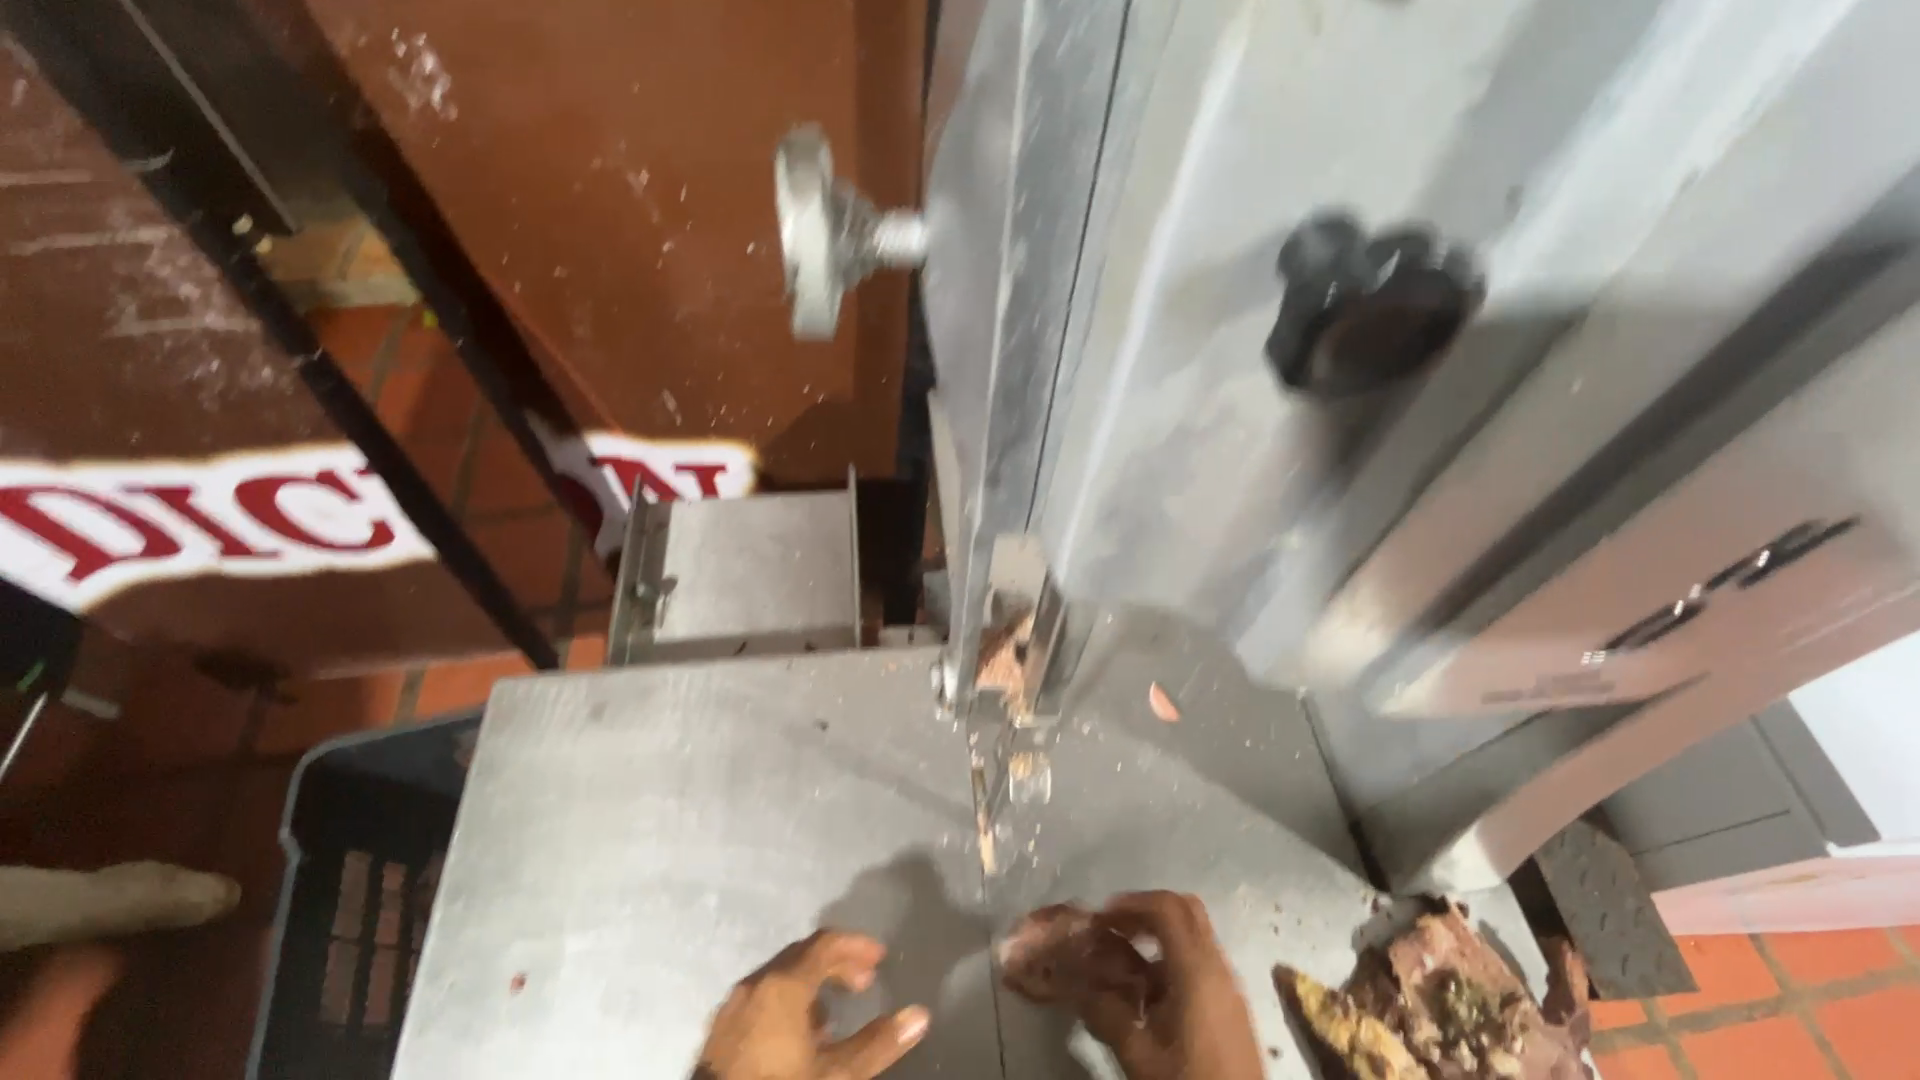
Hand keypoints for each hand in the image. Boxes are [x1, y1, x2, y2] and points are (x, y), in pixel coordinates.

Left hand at [696, 930, 929, 1079]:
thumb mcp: (835, 1074)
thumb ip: (877, 1043)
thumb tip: (920, 1015)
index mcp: (784, 984)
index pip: (825, 944)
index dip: (856, 946)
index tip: (880, 958)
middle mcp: (757, 982)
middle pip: (802, 956)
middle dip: (837, 963)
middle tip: (864, 984)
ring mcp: (734, 1005)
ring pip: (780, 977)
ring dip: (811, 984)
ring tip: (834, 1015)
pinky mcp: (721, 1028)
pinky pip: (761, 998)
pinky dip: (787, 1002)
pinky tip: (798, 1035)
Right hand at [1077, 892, 1264, 1079]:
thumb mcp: (1139, 1056)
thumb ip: (1107, 1014)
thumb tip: (1078, 986)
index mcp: (1196, 971)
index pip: (1166, 908)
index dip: (1130, 904)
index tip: (1101, 920)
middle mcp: (1217, 967)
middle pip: (1185, 908)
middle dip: (1146, 909)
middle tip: (1114, 928)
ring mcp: (1228, 984)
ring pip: (1194, 932)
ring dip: (1159, 931)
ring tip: (1124, 958)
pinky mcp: (1230, 1002)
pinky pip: (1200, 958)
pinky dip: (1171, 955)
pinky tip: (1148, 989)